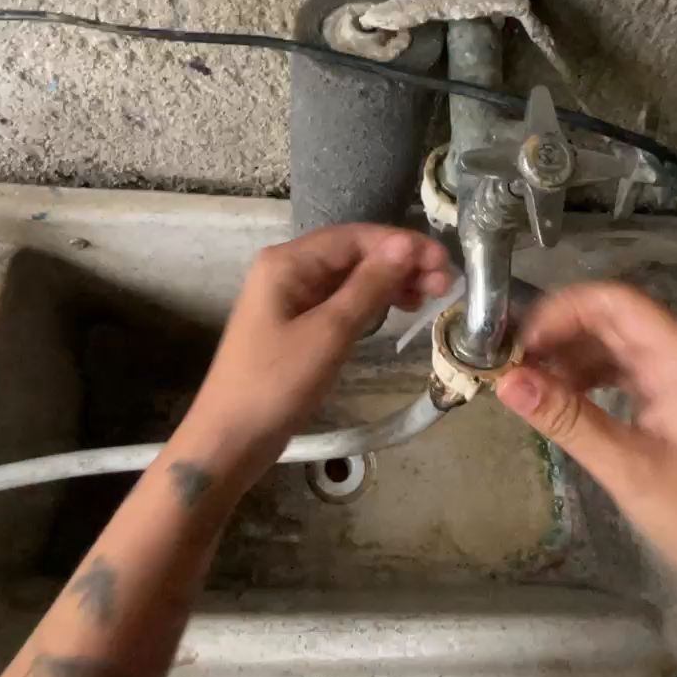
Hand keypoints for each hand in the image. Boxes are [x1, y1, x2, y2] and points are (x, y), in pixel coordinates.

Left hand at [188, 224, 452, 458]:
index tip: (442, 261)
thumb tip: (407, 246)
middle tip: (445, 283)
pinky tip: (400, 308)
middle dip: (400, 263)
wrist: (231, 439)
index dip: (401, 245)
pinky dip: (373, 302)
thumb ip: (369, 286)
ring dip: (391, 282)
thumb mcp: (330, 332)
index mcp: (288, 262)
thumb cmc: (277, 383)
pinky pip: (342, 300)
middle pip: (354, 254)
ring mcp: (292, 298)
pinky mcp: (299, 324)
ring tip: (432, 296)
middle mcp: (289, 270)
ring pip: (351, 277)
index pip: (354, 237)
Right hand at [493, 282, 676, 611]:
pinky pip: (624, 372)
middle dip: (559, 334)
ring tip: (527, 382)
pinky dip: (588, 379)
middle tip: (511, 361)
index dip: (562, 311)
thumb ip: (566, 418)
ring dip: (569, 357)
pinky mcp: (676, 402)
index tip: (518, 342)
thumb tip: (504, 380)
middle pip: (612, 320)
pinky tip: (559, 398)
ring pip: (614, 345)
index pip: (616, 302)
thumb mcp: (628, 469)